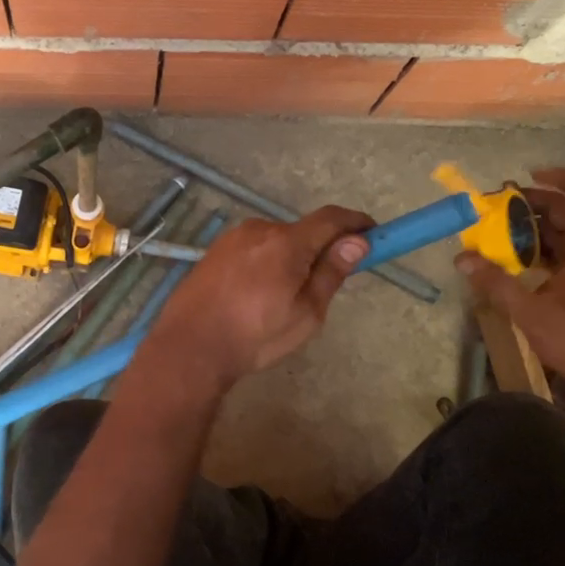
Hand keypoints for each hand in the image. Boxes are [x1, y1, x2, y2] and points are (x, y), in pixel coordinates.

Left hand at [145, 206, 373, 392]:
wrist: (190, 346)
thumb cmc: (255, 336)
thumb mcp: (306, 313)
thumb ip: (331, 273)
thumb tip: (357, 242)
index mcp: (286, 242)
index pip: (331, 218)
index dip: (356, 222)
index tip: (374, 234)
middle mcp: (258, 229)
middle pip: (301, 231)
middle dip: (319, 249)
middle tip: (322, 287)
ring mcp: (232, 238)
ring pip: (275, 241)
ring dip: (289, 258)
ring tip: (281, 301)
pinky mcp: (214, 251)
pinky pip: (252, 249)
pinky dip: (265, 263)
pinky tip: (256, 296)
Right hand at [455, 168, 564, 390]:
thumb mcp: (530, 313)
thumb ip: (496, 283)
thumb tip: (462, 258)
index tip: (532, 175)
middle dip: (536, 203)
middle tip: (500, 202)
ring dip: (536, 225)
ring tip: (500, 225)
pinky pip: (564, 253)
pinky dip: (540, 247)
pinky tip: (515, 254)